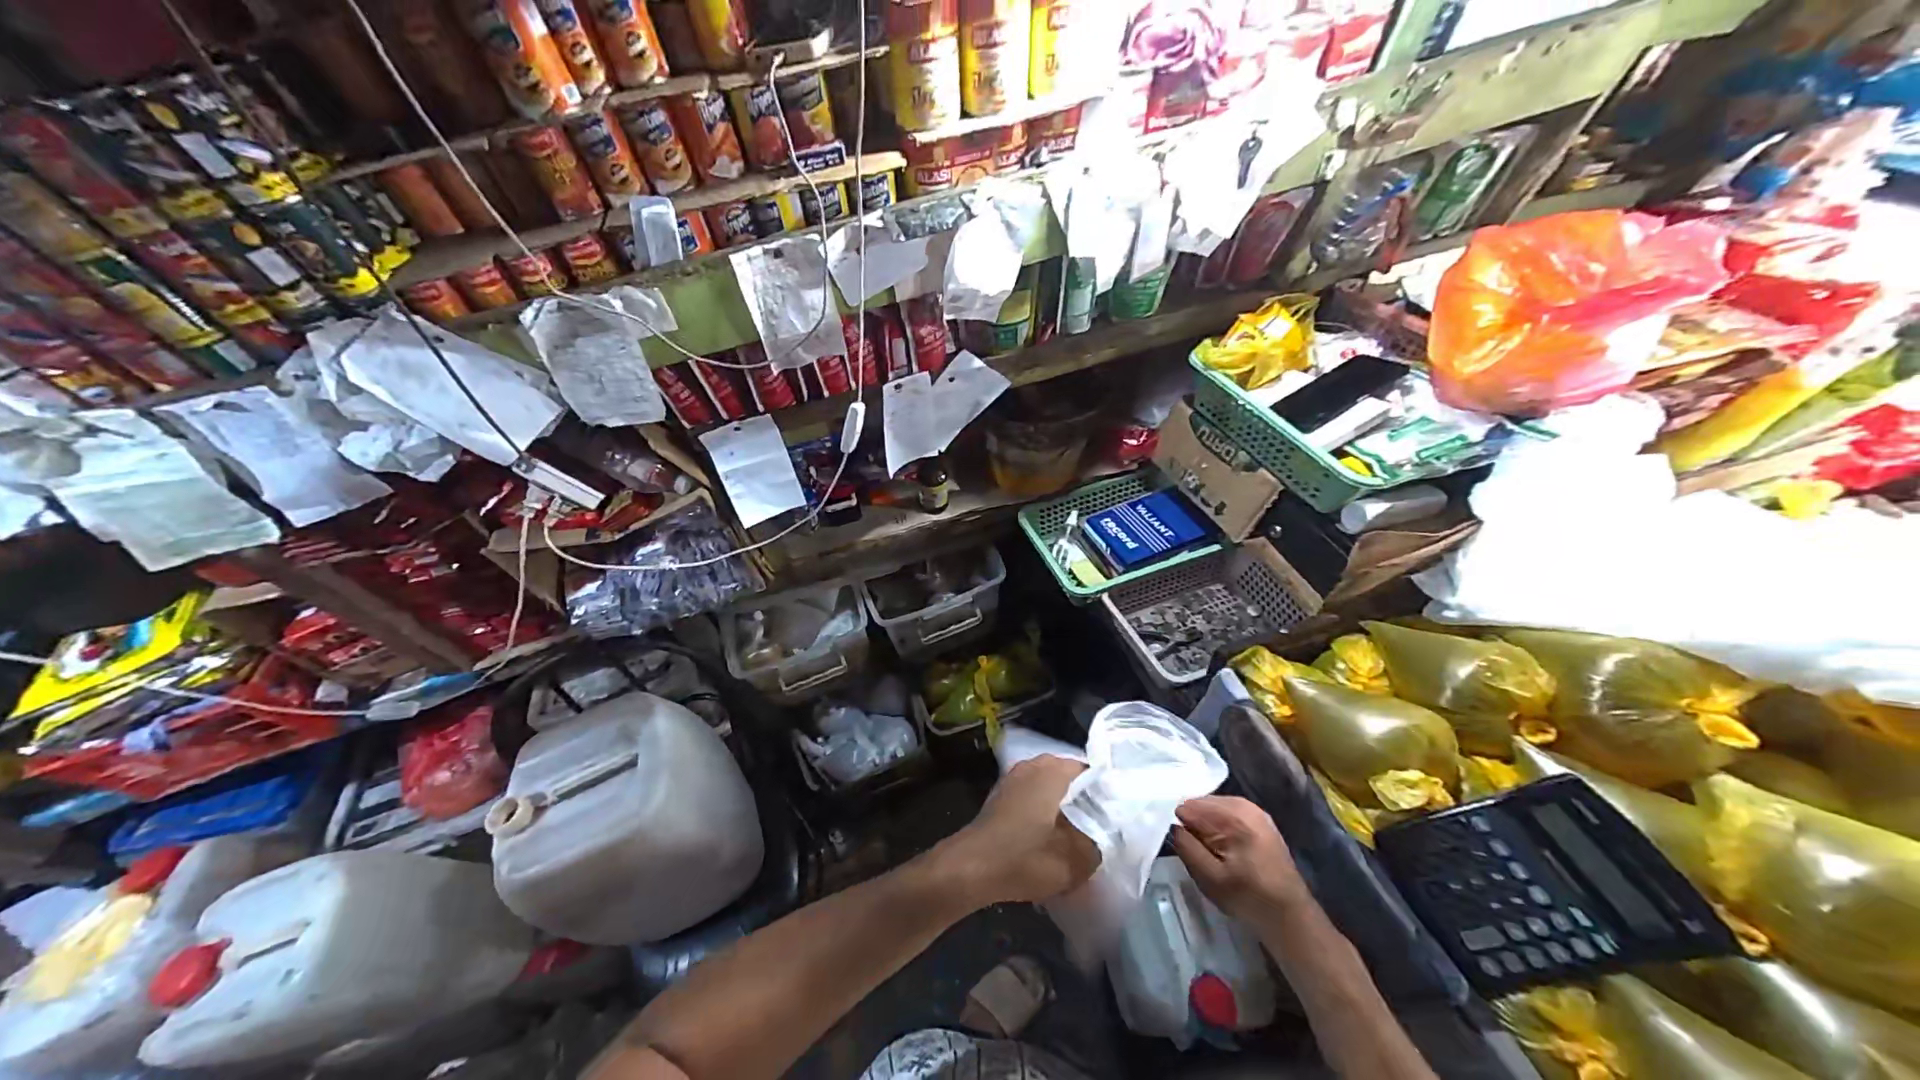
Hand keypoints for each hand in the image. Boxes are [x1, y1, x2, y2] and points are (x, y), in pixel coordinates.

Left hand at [936, 755, 1099, 906]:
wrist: (971, 869)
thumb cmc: (1026, 858)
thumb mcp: (1077, 859)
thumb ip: (1101, 842)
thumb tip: (1109, 834)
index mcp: (1054, 770)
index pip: (1093, 772)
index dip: (1107, 794)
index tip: (1116, 817)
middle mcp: (1033, 765)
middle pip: (1071, 780)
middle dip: (1085, 803)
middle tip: (1101, 830)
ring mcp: (1013, 779)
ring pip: (1050, 790)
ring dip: (1063, 810)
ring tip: (1078, 838)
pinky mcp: (1000, 797)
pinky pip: (1032, 799)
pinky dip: (1043, 815)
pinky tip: (1049, 840)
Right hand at [1171, 796, 1312, 921]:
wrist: (1289, 914)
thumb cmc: (1247, 898)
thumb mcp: (1208, 877)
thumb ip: (1185, 845)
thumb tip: (1173, 825)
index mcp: (1231, 817)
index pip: (1186, 807)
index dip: (1182, 828)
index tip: (1189, 849)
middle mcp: (1243, 805)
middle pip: (1199, 802)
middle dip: (1194, 824)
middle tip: (1203, 853)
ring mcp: (1254, 809)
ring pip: (1212, 806)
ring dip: (1206, 825)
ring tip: (1214, 852)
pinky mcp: (1260, 818)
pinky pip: (1226, 811)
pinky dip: (1220, 825)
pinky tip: (1227, 848)